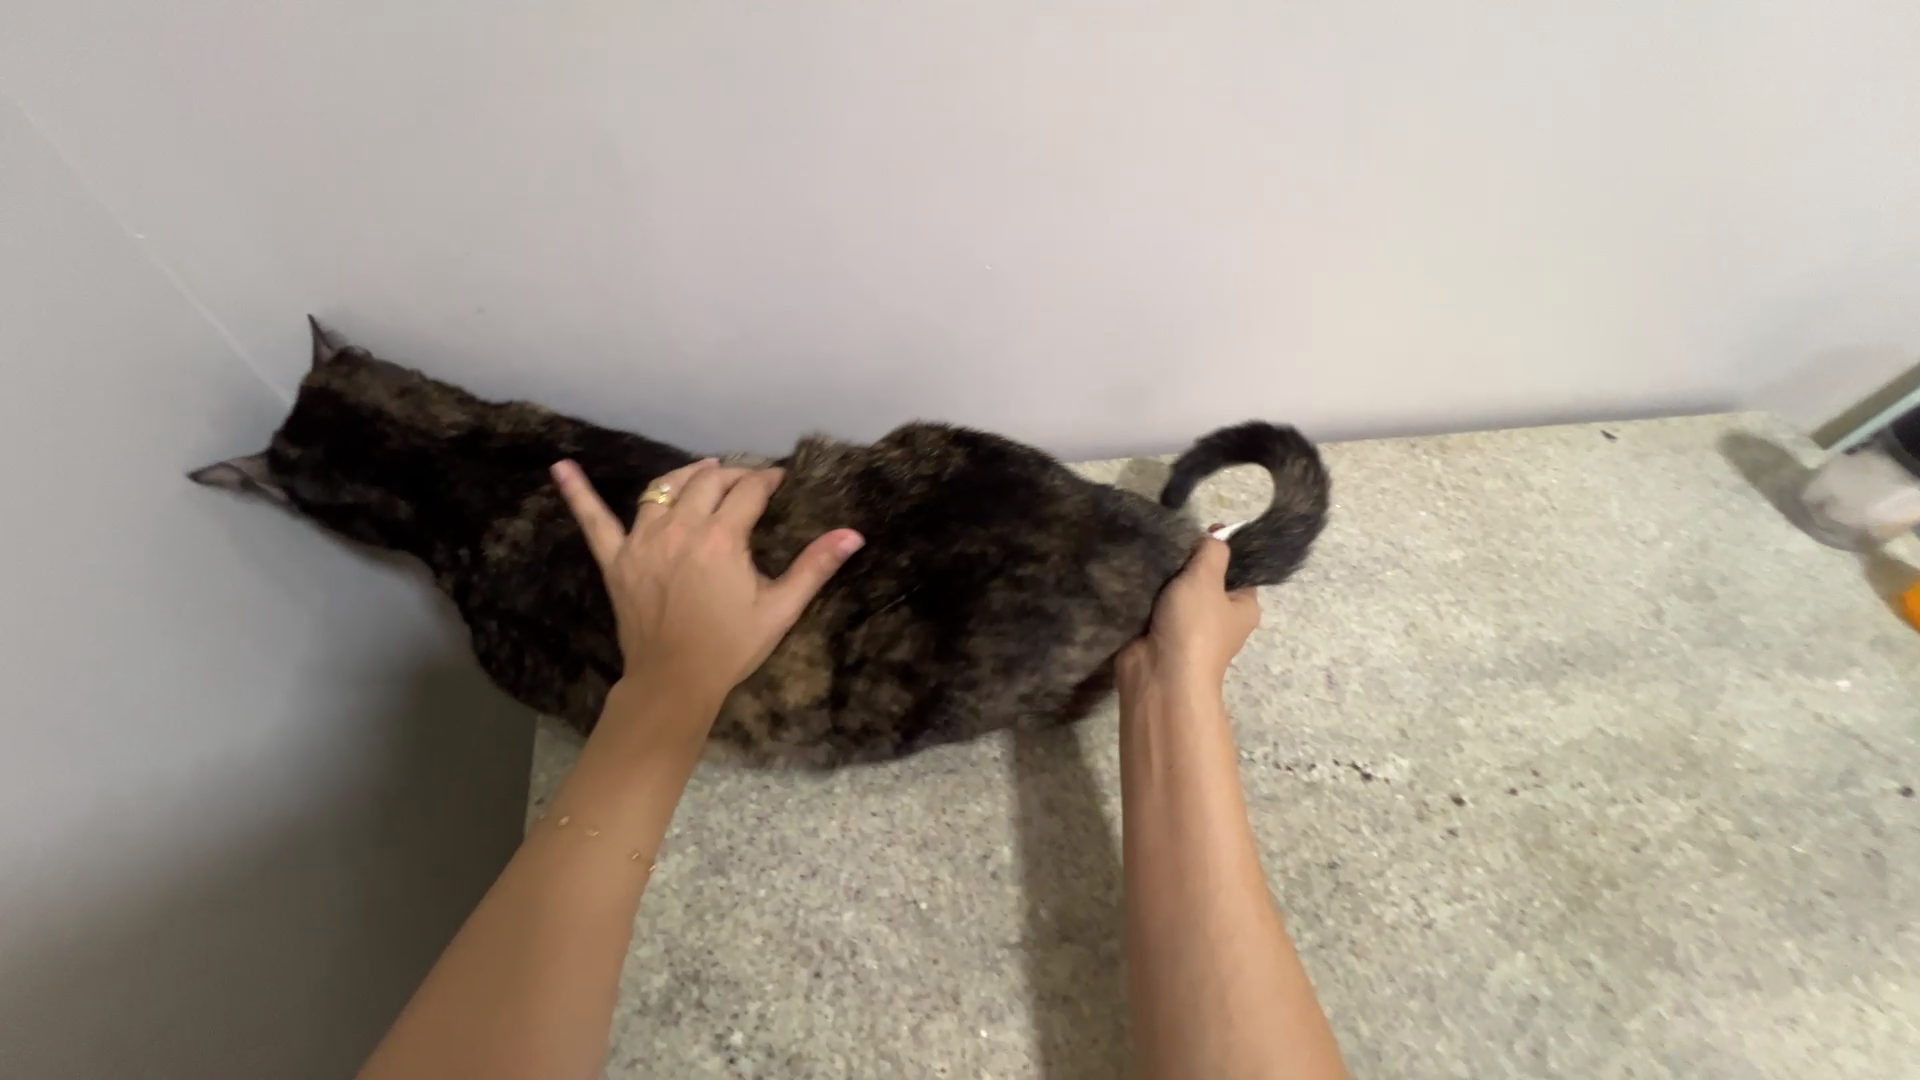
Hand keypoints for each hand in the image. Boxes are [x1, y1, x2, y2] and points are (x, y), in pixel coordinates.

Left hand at [552, 458, 864, 714]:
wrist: (674, 683)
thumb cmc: (731, 647)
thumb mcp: (781, 608)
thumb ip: (815, 566)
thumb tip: (854, 535)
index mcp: (722, 539)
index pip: (749, 491)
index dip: (768, 479)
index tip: (780, 480)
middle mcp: (680, 530)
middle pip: (707, 482)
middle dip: (733, 474)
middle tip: (750, 482)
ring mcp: (642, 542)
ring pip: (663, 489)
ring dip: (687, 475)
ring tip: (705, 470)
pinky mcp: (616, 559)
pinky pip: (594, 520)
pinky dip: (577, 493)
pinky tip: (561, 467)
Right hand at [1117, 537, 1260, 693]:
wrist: (1159, 673)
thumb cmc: (1194, 626)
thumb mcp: (1207, 579)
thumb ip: (1211, 552)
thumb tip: (1212, 537)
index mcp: (1243, 607)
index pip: (1239, 569)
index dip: (1223, 547)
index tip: (1201, 527)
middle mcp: (1219, 618)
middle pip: (1205, 577)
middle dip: (1186, 560)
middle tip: (1169, 536)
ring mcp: (1187, 627)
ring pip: (1176, 590)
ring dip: (1162, 575)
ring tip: (1148, 550)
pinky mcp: (1158, 632)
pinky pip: (1153, 603)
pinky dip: (1145, 591)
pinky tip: (1134, 571)